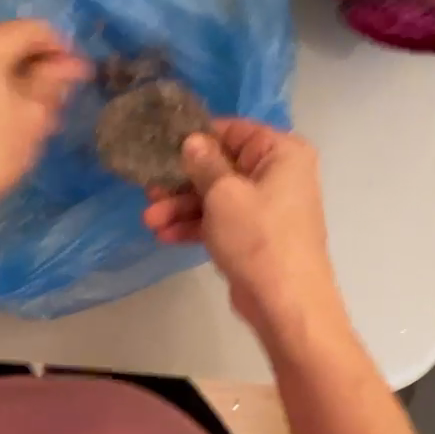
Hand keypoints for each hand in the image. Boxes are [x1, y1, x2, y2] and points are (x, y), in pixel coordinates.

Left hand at [0, 21, 89, 238]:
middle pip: (10, 38)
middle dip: (38, 62)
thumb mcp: (33, 115)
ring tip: (39, 107)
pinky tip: (11, 108)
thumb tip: (75, 64)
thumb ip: (54, 81)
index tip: (81, 75)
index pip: (35, 30)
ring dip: (18, 73)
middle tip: (61, 94)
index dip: (63, 50)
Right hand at [142, 120, 343, 343]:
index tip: (161, 148)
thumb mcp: (224, 193)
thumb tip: (192, 140)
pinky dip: (194, 226)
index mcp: (281, 152)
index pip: (233, 131)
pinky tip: (164, 235)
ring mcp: (265, 207)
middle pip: (220, 167)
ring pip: (215, 197)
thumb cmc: (258, 237)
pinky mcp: (253, 235)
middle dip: (182, 182)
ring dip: (181, 208)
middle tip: (149, 191)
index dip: (196, 138)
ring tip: (149, 221)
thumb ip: (203, 163)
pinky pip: (219, 221)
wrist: (286, 302)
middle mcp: (277, 174)